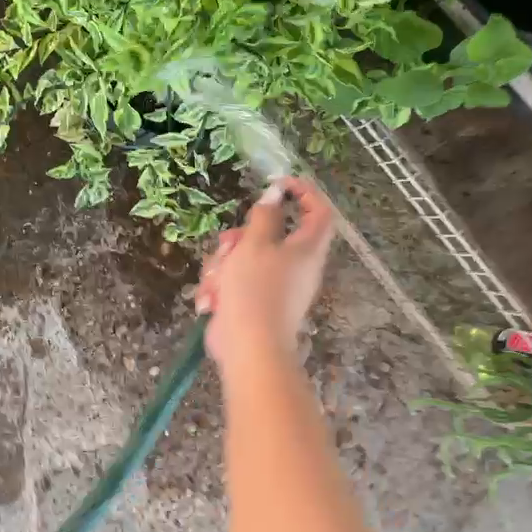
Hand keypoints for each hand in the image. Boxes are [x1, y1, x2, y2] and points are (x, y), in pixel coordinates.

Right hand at [194, 176, 339, 374]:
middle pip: (271, 234)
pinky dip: (222, 285)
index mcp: (307, 249)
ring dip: (225, 262)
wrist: (248, 348)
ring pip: (247, 256)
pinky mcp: (255, 302)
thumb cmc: (256, 289)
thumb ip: (265, 215)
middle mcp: (296, 266)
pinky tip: (213, 299)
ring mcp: (276, 286)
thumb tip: (276, 195)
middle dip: (242, 235)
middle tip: (229, 243)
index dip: (303, 192)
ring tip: (217, 279)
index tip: (276, 183)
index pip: (319, 211)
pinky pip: (237, 280)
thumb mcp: (255, 243)